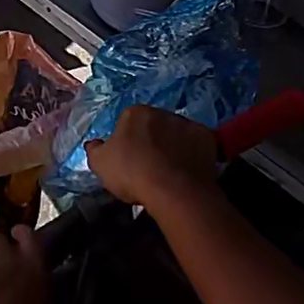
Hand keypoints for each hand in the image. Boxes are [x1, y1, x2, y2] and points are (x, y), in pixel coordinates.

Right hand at [85, 105, 218, 205]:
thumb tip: (94, 143)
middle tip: (147, 163)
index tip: (127, 157)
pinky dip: (192, 153)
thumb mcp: (99, 164)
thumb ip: (95, 149)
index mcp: (134, 113)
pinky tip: (187, 170)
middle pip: (153, 124)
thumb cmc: (132, 173)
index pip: (127, 121)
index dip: (126, 139)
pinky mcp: (208, 138)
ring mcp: (186, 124)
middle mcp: (161, 112)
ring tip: (169, 170)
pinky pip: (196, 144)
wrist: (174, 190)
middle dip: (151, 139)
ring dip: (172, 144)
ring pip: (176, 133)